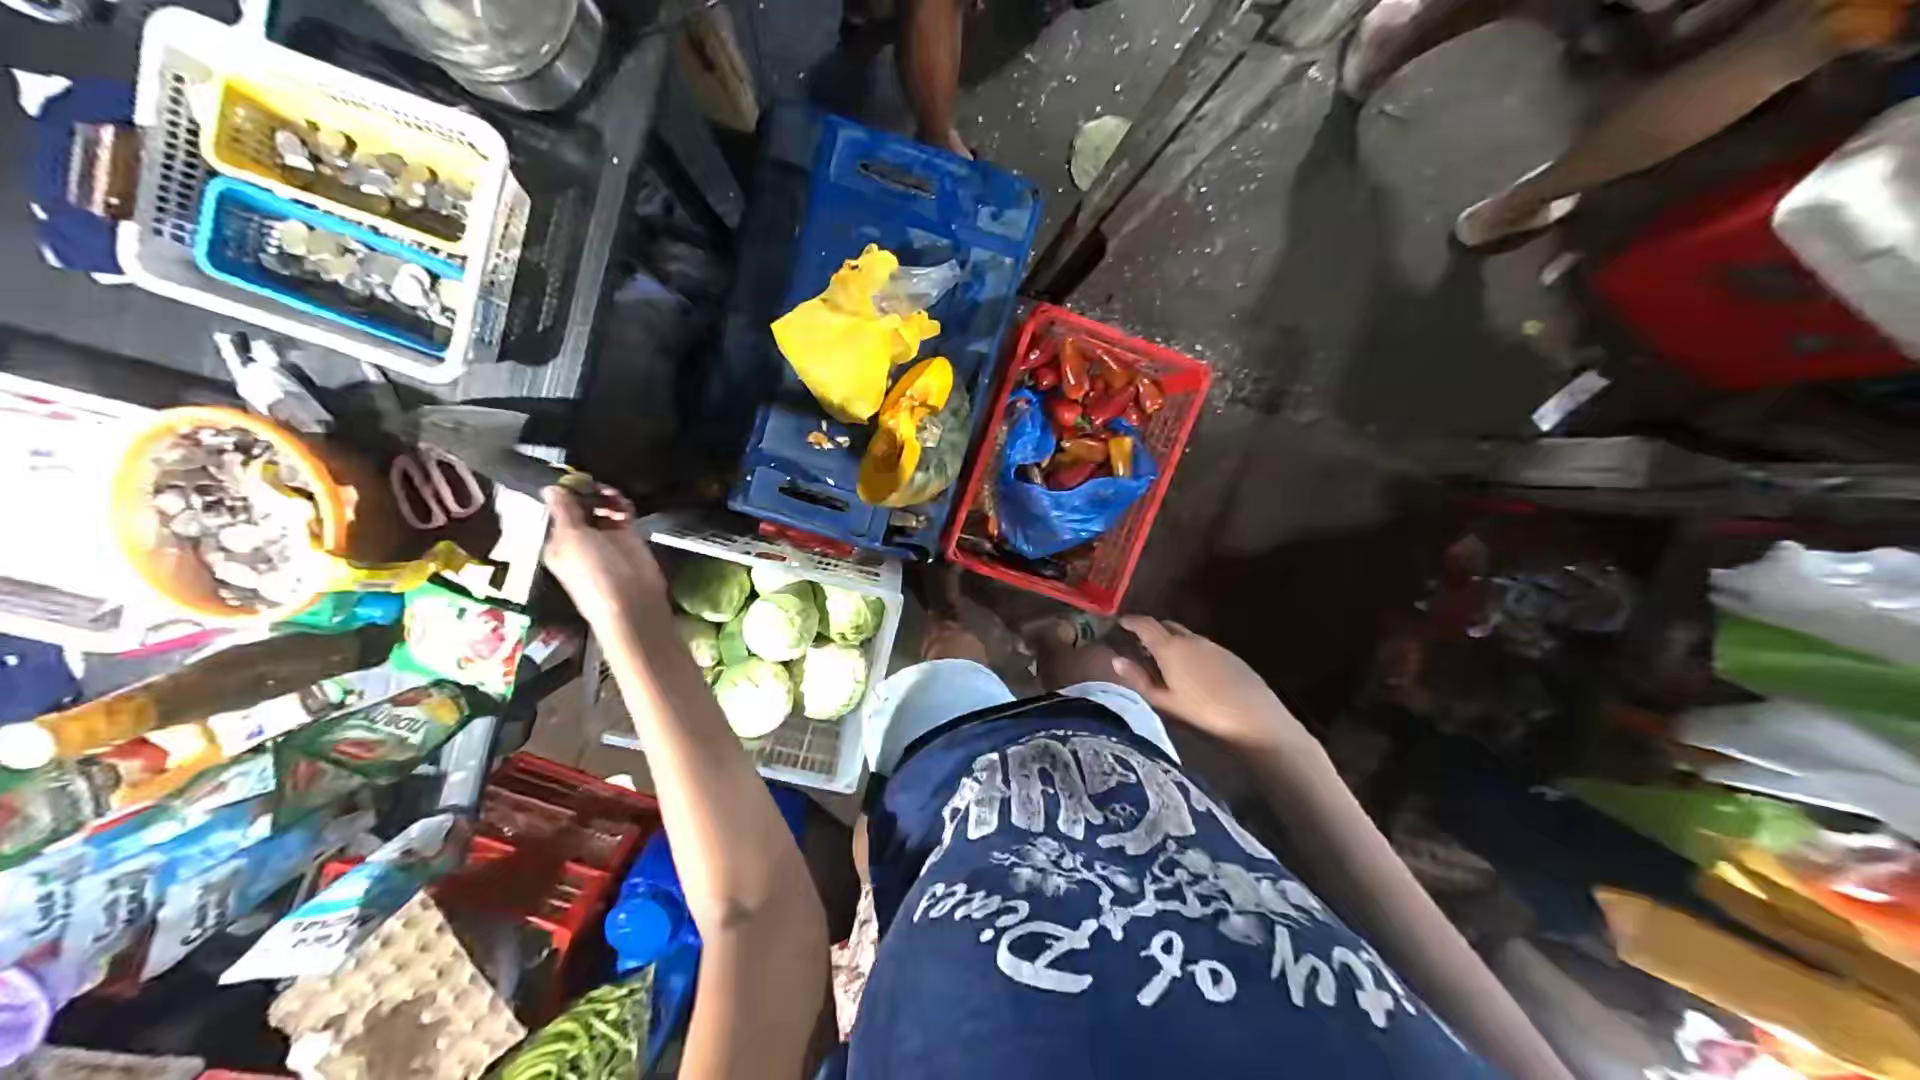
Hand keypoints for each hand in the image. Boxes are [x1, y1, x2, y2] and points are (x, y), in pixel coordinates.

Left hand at [540, 485, 664, 629]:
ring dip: (605, 497)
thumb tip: (550, 486)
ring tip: (610, 493)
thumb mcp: (571, 538)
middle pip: (581, 506)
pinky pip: (623, 513)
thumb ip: (563, 510)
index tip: (574, 478)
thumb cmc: (594, 571)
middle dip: (586, 493)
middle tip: (594, 484)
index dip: (565, 493)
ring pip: (602, 507)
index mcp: (558, 541)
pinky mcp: (628, 536)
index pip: (558, 509)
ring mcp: (605, 536)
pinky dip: (622, 504)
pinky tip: (621, 500)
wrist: (631, 598)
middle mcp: (580, 537)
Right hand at [1110, 615, 1311, 755]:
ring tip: (1162, 662)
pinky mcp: (1230, 656)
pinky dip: (1189, 651)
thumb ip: (1139, 679)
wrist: (1257, 721)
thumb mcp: (1164, 702)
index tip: (1119, 622)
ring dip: (1170, 641)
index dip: (1130, 621)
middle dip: (1150, 630)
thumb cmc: (1203, 714)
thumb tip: (1116, 660)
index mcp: (1170, 647)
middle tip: (1138, 644)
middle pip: (1166, 625)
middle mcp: (1191, 639)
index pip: (1145, 624)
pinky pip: (1201, 646)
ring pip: (1185, 636)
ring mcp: (1213, 646)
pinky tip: (1191, 673)